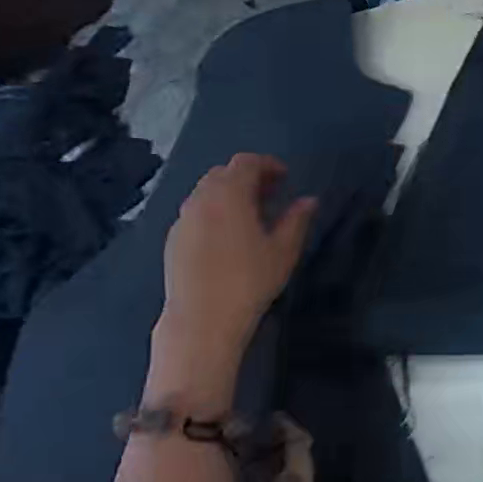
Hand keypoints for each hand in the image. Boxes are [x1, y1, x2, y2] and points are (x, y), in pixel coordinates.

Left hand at [152, 155, 316, 395]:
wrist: (202, 318)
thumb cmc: (250, 281)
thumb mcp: (283, 251)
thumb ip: (296, 220)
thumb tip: (308, 200)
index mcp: (229, 195)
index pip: (246, 163)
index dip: (268, 164)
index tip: (285, 177)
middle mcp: (201, 199)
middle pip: (223, 173)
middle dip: (248, 177)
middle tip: (271, 194)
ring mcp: (183, 219)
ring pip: (207, 192)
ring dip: (230, 194)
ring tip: (252, 216)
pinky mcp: (174, 238)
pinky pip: (196, 212)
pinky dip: (215, 211)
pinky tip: (228, 236)